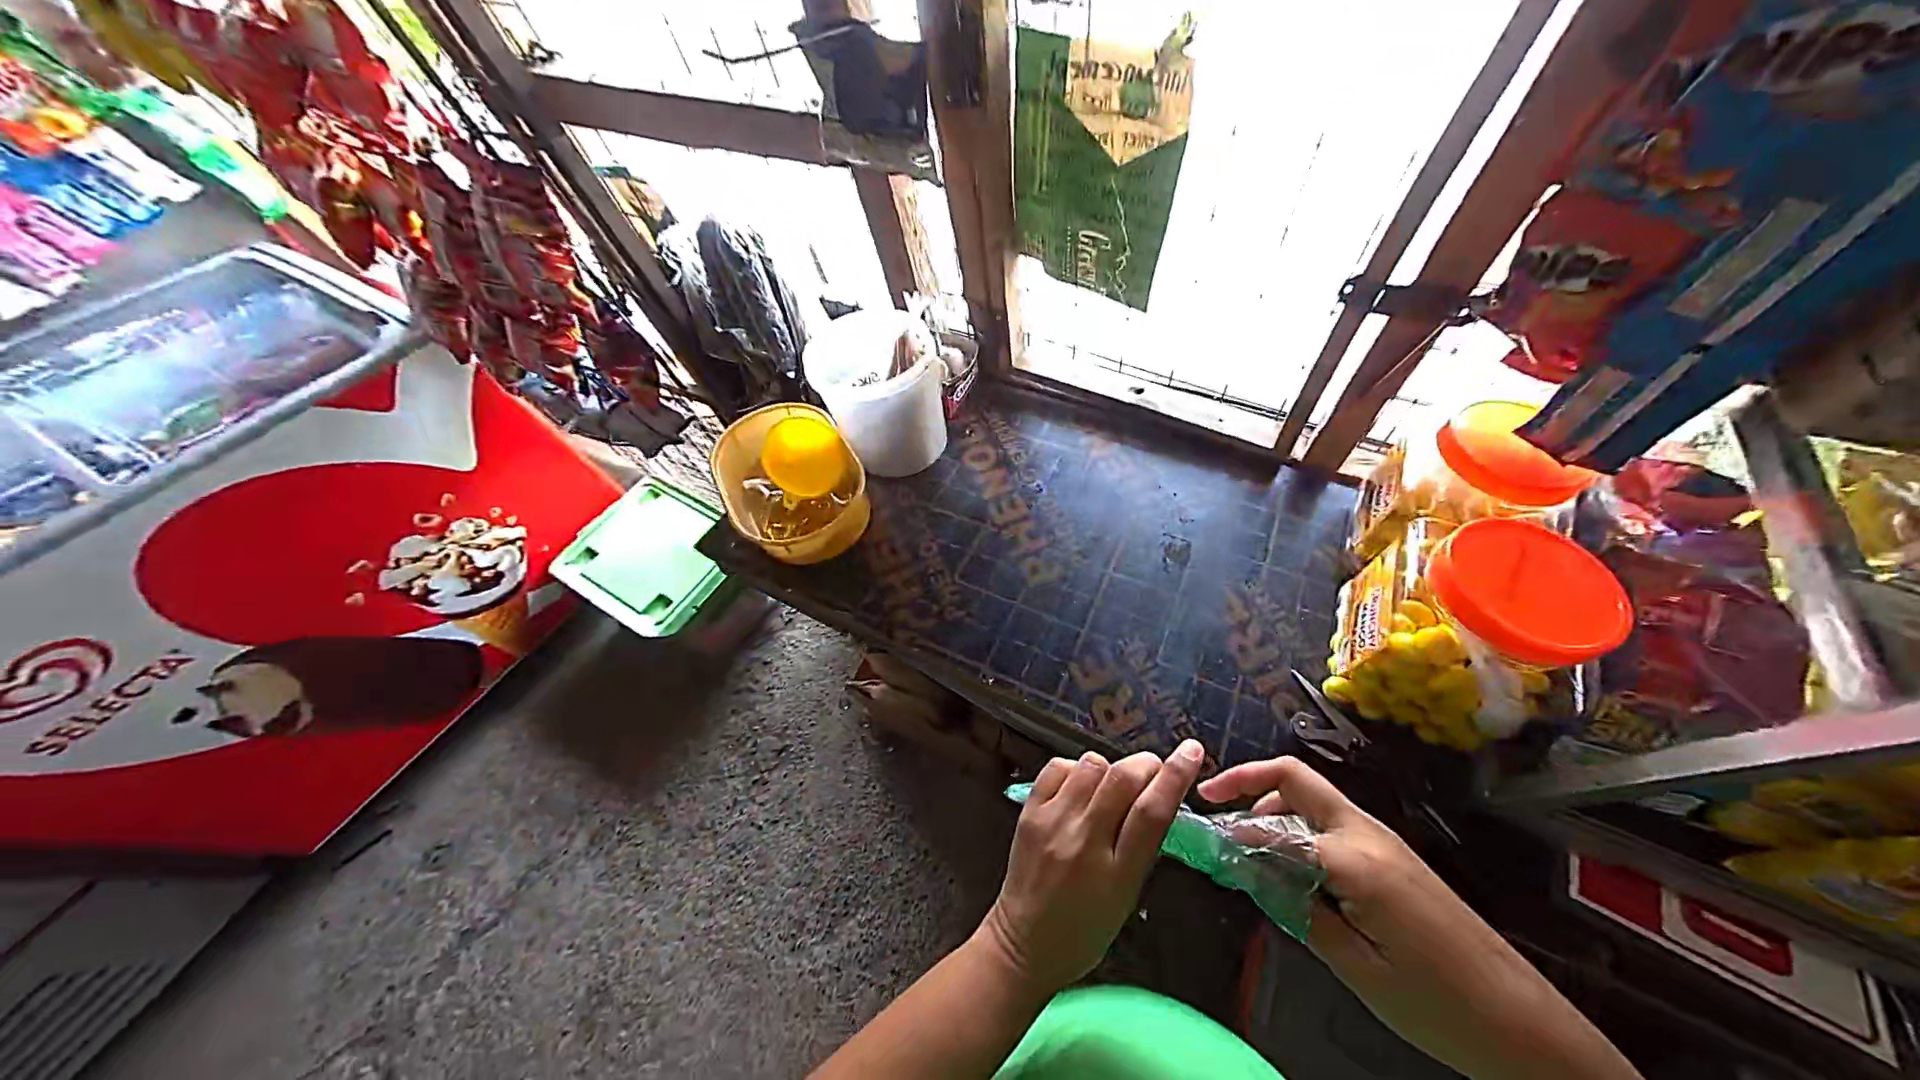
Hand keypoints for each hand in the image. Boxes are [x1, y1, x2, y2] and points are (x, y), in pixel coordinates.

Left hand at [975, 740, 1205, 997]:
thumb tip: (1158, 797)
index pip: (1152, 812)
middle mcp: (1083, 841)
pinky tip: (1080, 787)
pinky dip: (1076, 769)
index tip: (1190, 751)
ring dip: (1110, 767)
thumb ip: (1142, 847)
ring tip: (1110, 786)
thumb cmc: (1085, 929)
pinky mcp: (1030, 812)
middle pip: (1122, 779)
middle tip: (1151, 770)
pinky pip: (1058, 767)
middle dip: (1145, 764)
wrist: (1025, 941)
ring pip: (1091, 765)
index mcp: (1117, 873)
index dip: (1175, 775)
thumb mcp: (1127, 897)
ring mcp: (1053, 822)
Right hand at [1199, 757, 1641, 1079]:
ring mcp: (1383, 840)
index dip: (1232, 833)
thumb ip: (1296, 907)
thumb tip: (1247, 871)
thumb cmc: (1437, 1004)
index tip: (1202, 841)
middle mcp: (1367, 834)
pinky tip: (1284, 858)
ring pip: (1312, 796)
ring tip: (1241, 837)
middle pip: (1296, 778)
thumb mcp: (1355, 965)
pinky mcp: (1391, 855)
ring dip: (1271, 802)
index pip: (1273, 829)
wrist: (1526, 1027)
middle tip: (1210, 796)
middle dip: (1247, 778)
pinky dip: (1296, 823)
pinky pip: (1331, 821)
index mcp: (1355, 860)